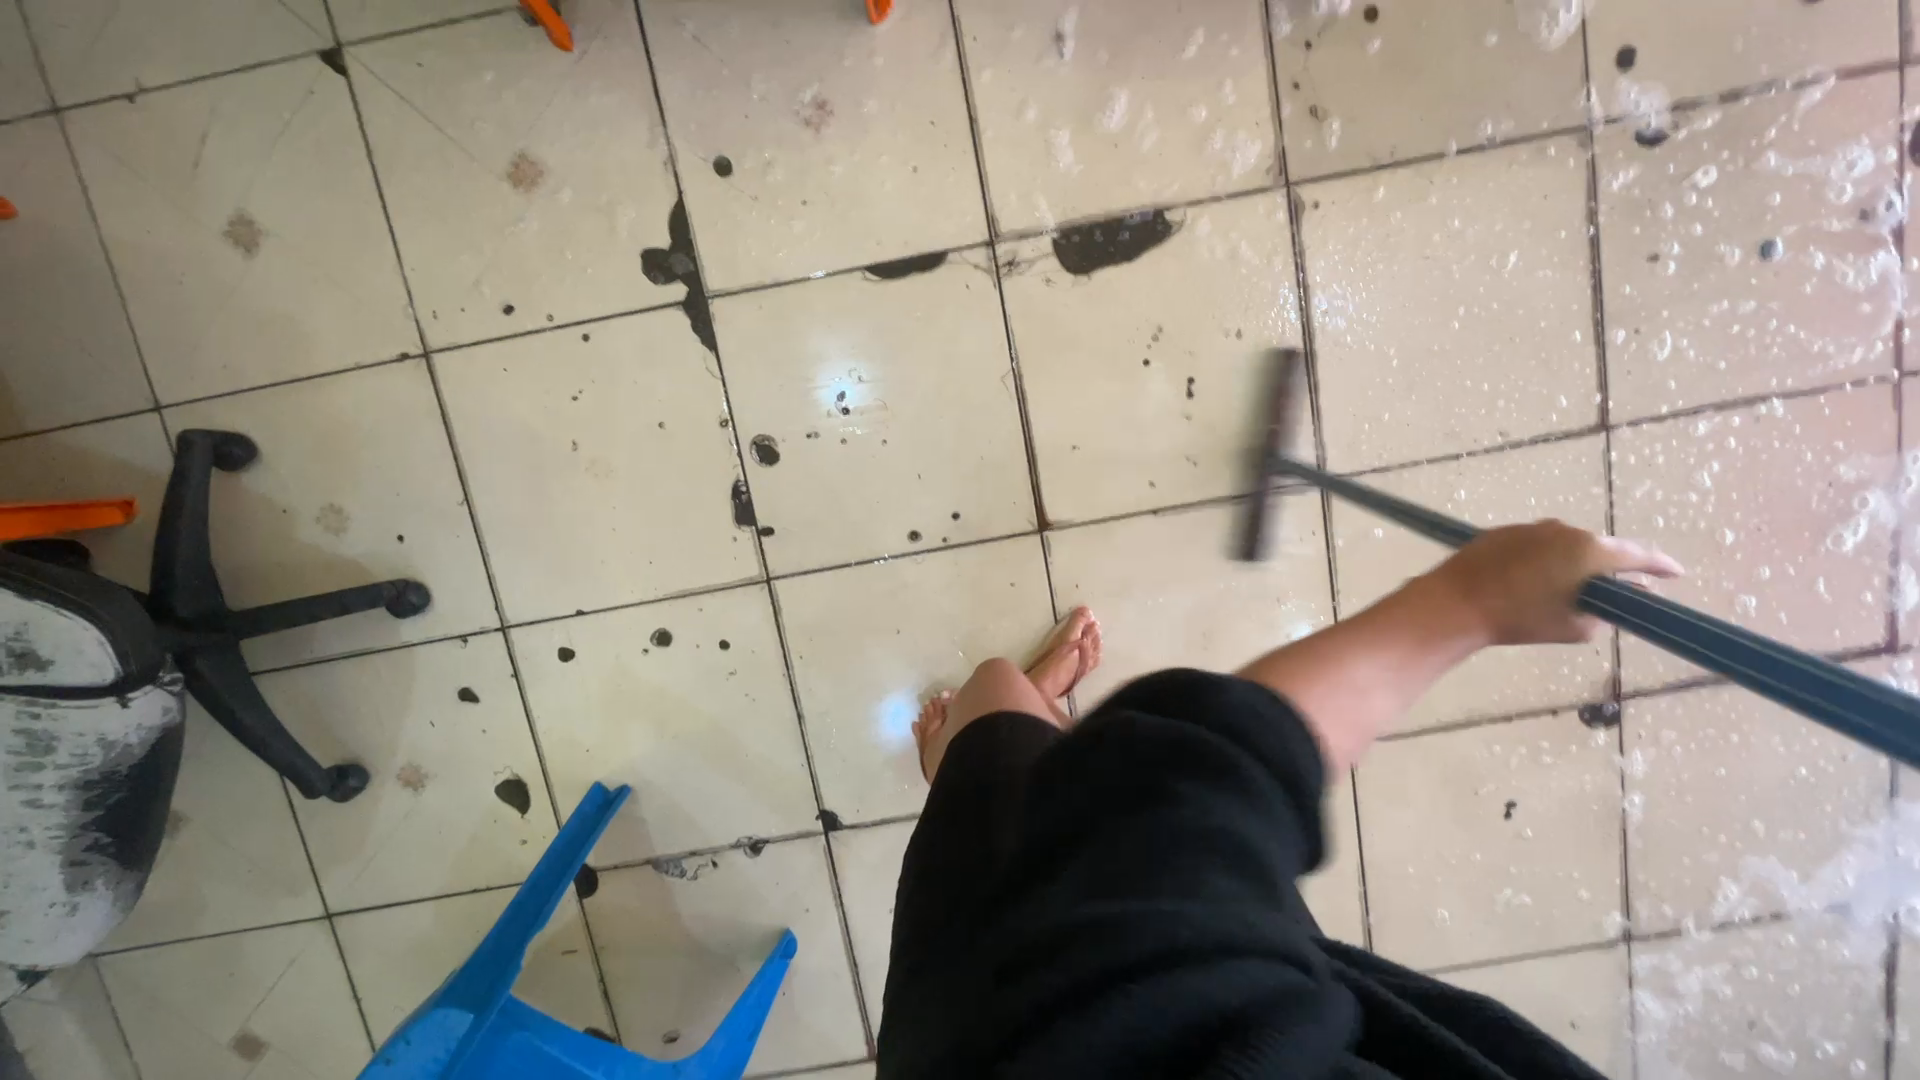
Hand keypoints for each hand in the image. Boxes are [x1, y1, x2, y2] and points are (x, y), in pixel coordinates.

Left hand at [1422, 520, 1683, 646]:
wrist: (1455, 603)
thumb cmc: (1518, 618)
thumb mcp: (1575, 625)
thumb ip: (1609, 610)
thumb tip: (1628, 596)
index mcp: (1588, 550)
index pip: (1637, 554)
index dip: (1659, 565)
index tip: (1674, 574)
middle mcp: (1562, 530)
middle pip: (1600, 546)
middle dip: (1613, 564)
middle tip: (1623, 584)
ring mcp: (1529, 528)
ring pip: (1566, 543)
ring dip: (1577, 559)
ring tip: (1578, 582)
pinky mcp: (1501, 532)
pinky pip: (1537, 543)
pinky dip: (1546, 556)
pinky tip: (1541, 575)